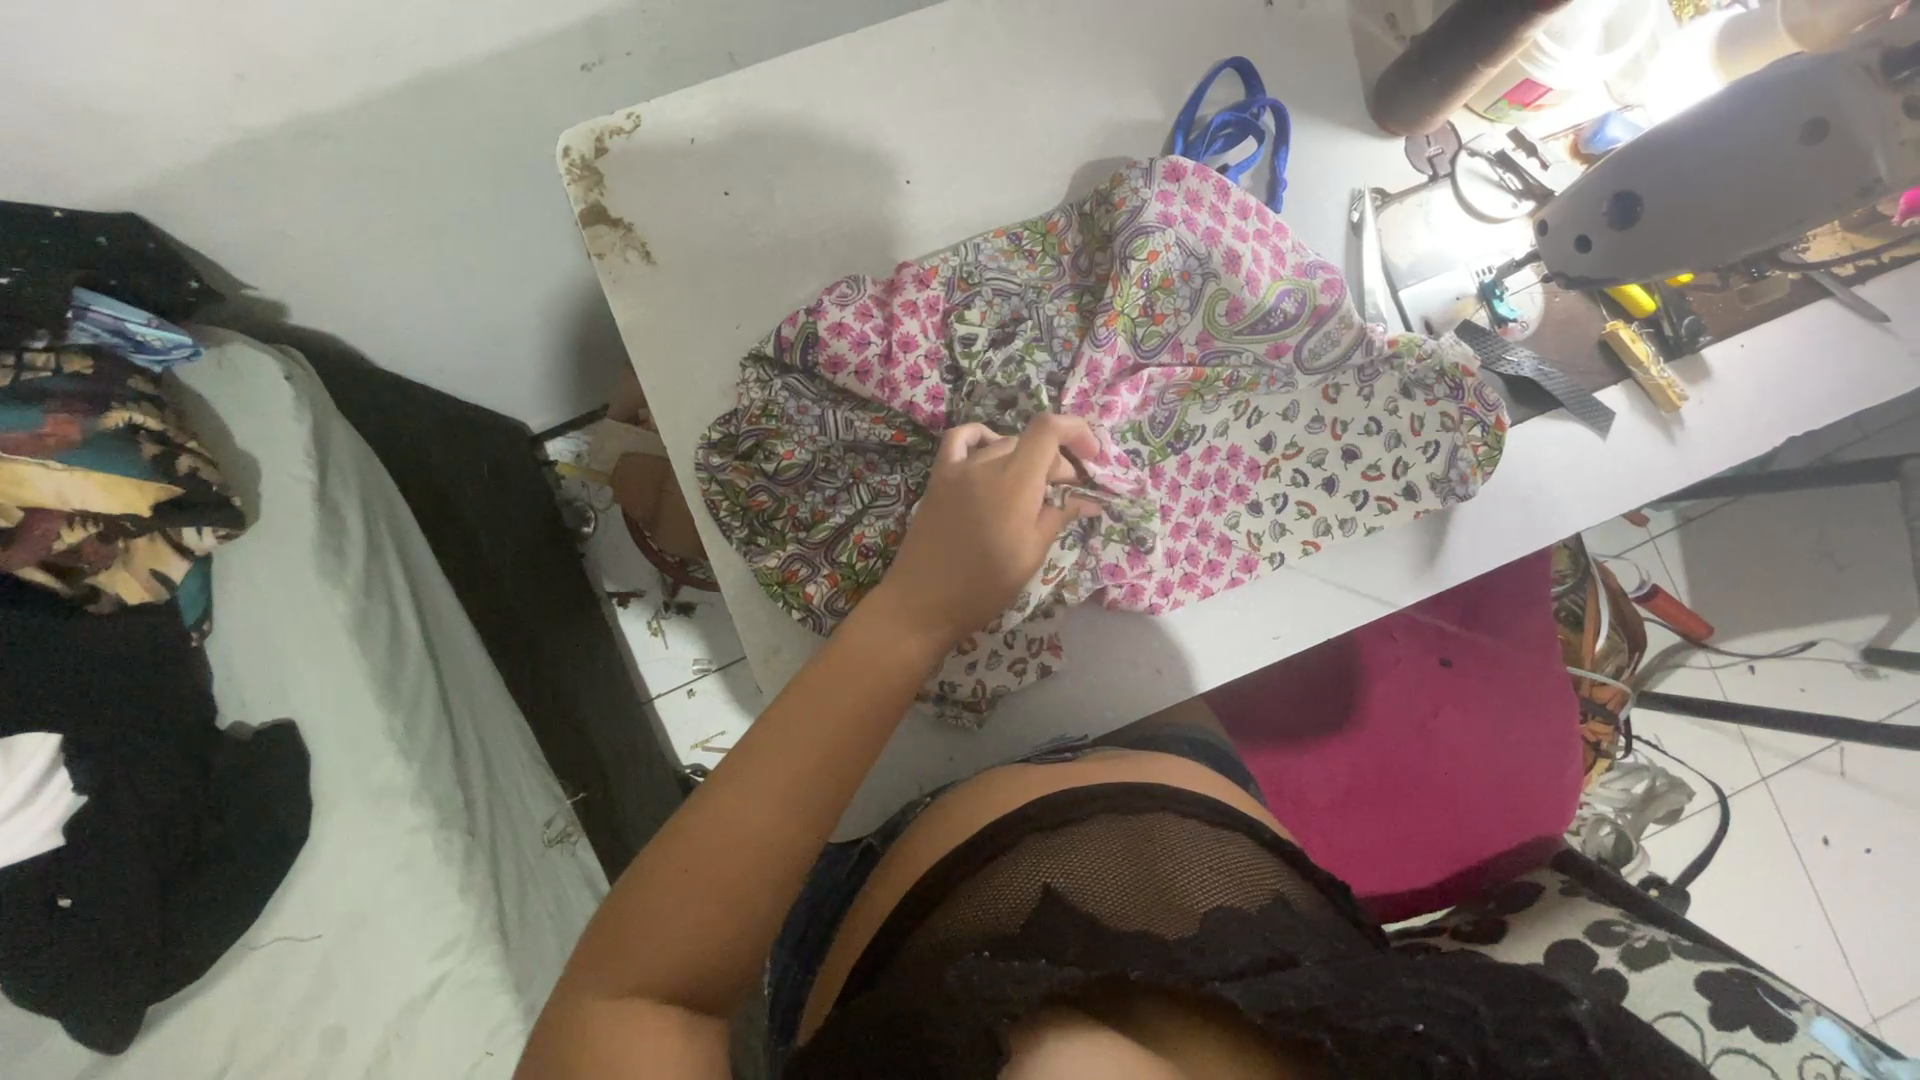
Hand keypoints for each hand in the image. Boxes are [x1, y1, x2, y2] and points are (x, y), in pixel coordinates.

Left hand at [867, 413, 1101, 651]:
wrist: (923, 602)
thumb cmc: (984, 585)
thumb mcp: (1032, 554)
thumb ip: (1058, 516)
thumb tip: (1087, 500)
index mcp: (1015, 482)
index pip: (1049, 429)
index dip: (1077, 432)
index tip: (1093, 458)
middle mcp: (986, 465)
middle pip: (1030, 441)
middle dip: (1056, 462)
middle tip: (1066, 496)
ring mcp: (958, 469)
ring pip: (1001, 444)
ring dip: (1025, 458)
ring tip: (1032, 488)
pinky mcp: (938, 478)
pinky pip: (960, 440)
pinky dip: (981, 438)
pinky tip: (991, 455)